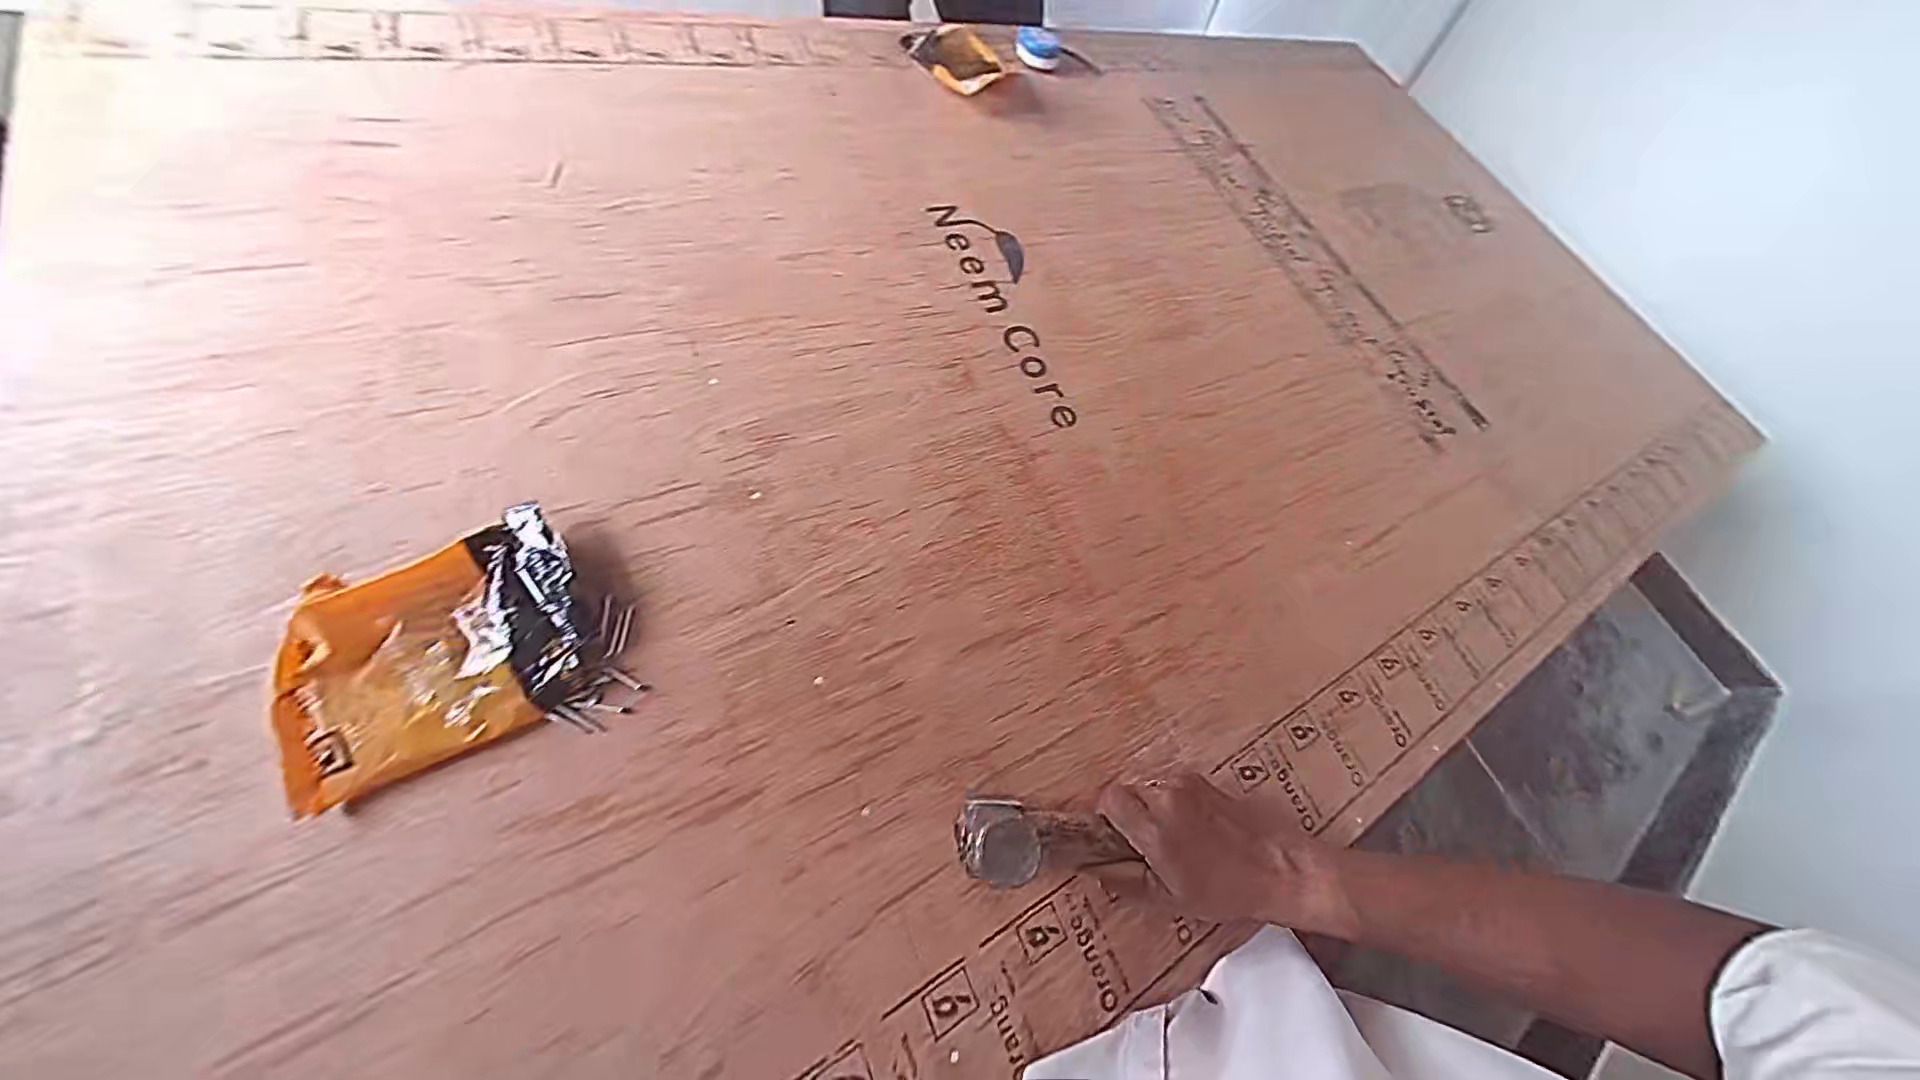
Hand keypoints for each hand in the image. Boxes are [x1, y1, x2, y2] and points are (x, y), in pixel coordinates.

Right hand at [1093, 772, 1352, 932]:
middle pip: (1123, 790)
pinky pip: (1165, 783)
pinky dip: (1167, 799)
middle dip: (1127, 814)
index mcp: (1154, 826)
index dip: (1106, 818)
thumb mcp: (1168, 898)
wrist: (1278, 867)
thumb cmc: (1227, 889)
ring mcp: (1183, 782)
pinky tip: (1187, 825)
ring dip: (1147, 806)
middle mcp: (1166, 796)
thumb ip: (1122, 880)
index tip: (1115, 837)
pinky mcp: (1198, 778)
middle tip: (1144, 842)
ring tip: (1171, 835)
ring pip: (1144, 786)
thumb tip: (1091, 868)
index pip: (1107, 800)